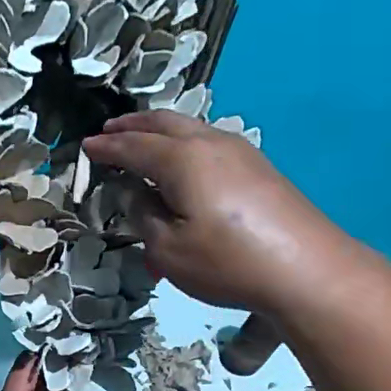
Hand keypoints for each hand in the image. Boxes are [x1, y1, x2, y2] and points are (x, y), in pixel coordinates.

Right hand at [81, 111, 358, 316]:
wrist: (304, 268)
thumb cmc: (227, 262)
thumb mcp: (169, 249)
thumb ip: (143, 216)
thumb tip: (135, 193)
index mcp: (181, 159)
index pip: (133, 146)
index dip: (107, 148)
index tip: (86, 148)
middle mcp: (209, 143)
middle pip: (164, 123)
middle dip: (133, 125)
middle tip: (110, 131)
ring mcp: (239, 151)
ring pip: (190, 129)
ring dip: (160, 132)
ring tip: (143, 141)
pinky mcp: (258, 167)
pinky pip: (209, 144)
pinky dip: (184, 146)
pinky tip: (184, 162)